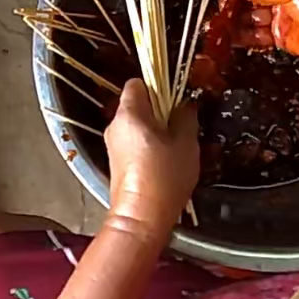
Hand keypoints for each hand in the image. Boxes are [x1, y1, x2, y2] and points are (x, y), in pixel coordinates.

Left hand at [104, 79, 199, 235]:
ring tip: (175, 143)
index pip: (136, 83)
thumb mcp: (186, 143)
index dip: (156, 85)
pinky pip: (131, 140)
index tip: (174, 96)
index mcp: (129, 113)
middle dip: (157, 108)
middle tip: (179, 121)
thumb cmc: (165, 176)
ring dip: (153, 127)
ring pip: (133, 123)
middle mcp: (115, 124)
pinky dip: (145, 143)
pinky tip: (163, 159)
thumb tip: (186, 103)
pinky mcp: (114, 160)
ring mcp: (112, 143)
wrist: (141, 216)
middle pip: (135, 103)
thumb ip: (186, 117)